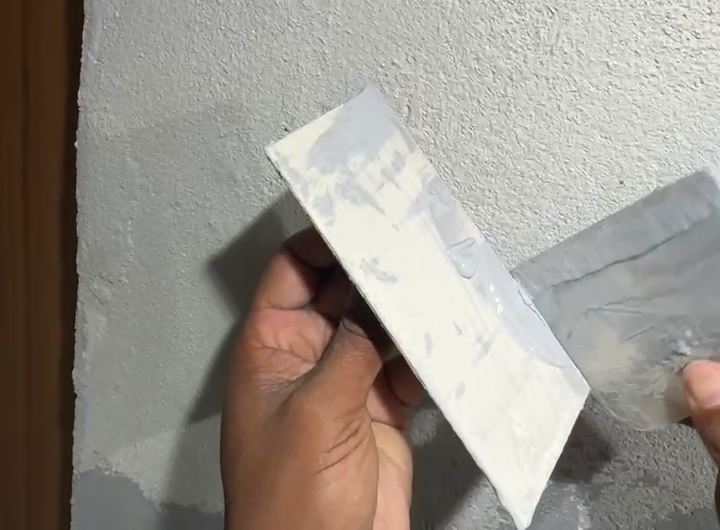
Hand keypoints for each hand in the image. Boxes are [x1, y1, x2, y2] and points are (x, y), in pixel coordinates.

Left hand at [221, 230, 425, 529]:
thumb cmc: (289, 509)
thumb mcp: (316, 414)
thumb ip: (352, 347)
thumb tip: (379, 291)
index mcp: (272, 349)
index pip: (294, 271)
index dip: (325, 241)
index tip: (365, 217)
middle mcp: (308, 357)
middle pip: (344, 291)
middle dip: (378, 270)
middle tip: (416, 245)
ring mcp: (347, 382)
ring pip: (380, 324)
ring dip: (407, 310)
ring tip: (440, 284)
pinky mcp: (382, 408)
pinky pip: (407, 362)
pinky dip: (426, 350)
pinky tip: (446, 338)